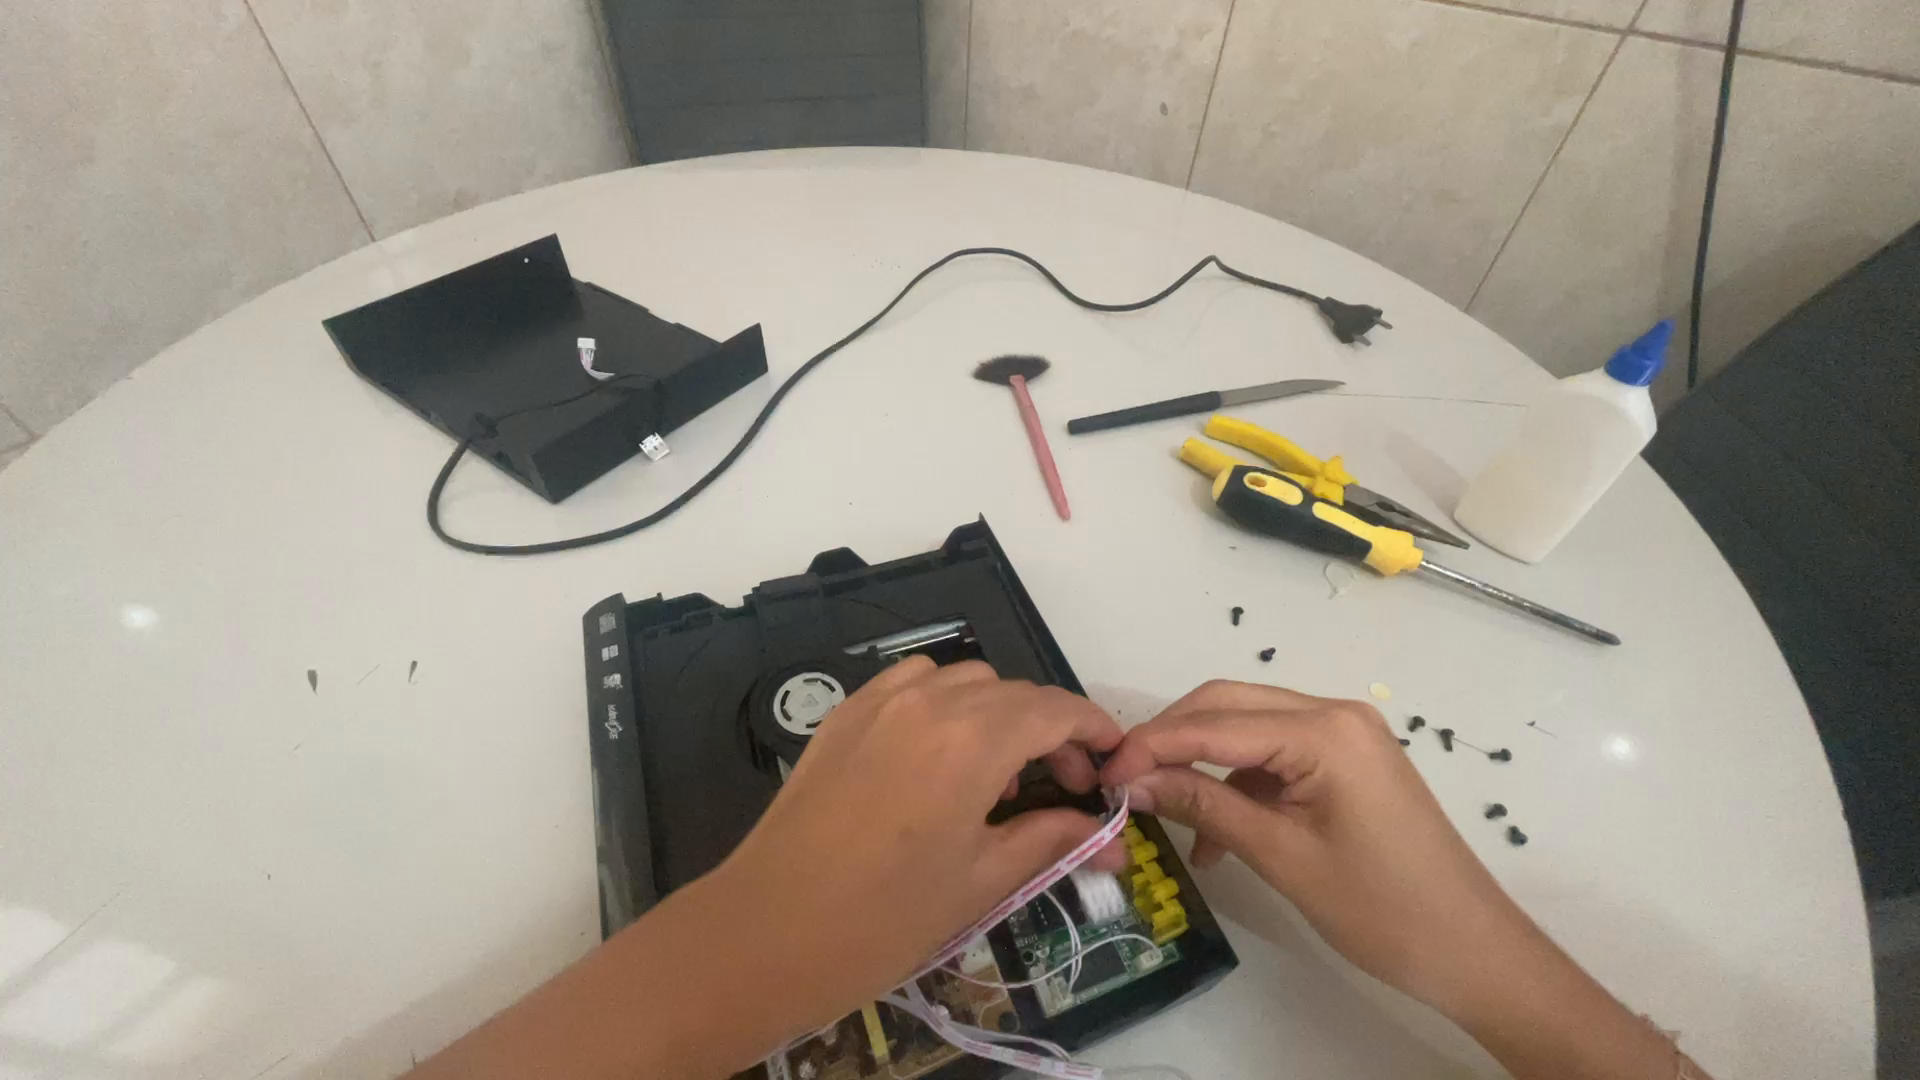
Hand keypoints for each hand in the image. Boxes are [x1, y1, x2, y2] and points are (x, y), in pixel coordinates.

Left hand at [711, 656, 1124, 1041]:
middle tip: (1061, 784)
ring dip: (995, 710)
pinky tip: (937, 750)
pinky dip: (943, 700)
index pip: (1053, 708)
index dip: (1091, 726)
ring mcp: (881, 700)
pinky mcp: (846, 712)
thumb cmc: (884, 917)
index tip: (1111, 756)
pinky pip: (912, 681)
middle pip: (1013, 692)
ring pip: (963, 679)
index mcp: (972, 740)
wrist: (766, 929)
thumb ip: (1049, 840)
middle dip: (1049, 728)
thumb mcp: (980, 881)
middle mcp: (930, 701)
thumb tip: (1108, 837)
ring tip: (993, 771)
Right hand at [1097, 681, 1543, 1016]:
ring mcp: (1342, 732)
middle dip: (1170, 738)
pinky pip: (1271, 752)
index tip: (1103, 773)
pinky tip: (1213, 831)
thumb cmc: (1383, 911)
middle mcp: (1333, 713)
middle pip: (1226, 705)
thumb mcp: (1280, 856)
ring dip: (1199, 758)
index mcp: (1324, 731)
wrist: (1478, 956)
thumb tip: (1130, 782)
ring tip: (1158, 801)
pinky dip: (1235, 780)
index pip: (1214, 723)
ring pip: (1244, 724)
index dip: (1151, 745)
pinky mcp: (1344, 757)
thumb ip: (1202, 806)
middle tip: (1123, 779)